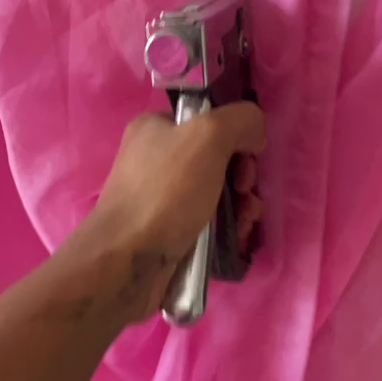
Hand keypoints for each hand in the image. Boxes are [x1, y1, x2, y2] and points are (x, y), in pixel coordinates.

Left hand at [68, 102, 265, 322]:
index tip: (246, 161)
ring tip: (244, 224)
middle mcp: (156, 159)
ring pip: (218, 194)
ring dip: (241, 206)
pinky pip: (208, 223)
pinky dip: (227, 229)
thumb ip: (241, 120)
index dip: (237, 139)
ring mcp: (162, 198)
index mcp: (156, 128)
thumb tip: (254, 136)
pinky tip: (236, 239)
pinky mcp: (169, 232)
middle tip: (245, 195)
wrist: (127, 260)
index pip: (210, 121)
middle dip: (243, 179)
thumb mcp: (208, 136)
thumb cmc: (166, 192)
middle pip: (219, 160)